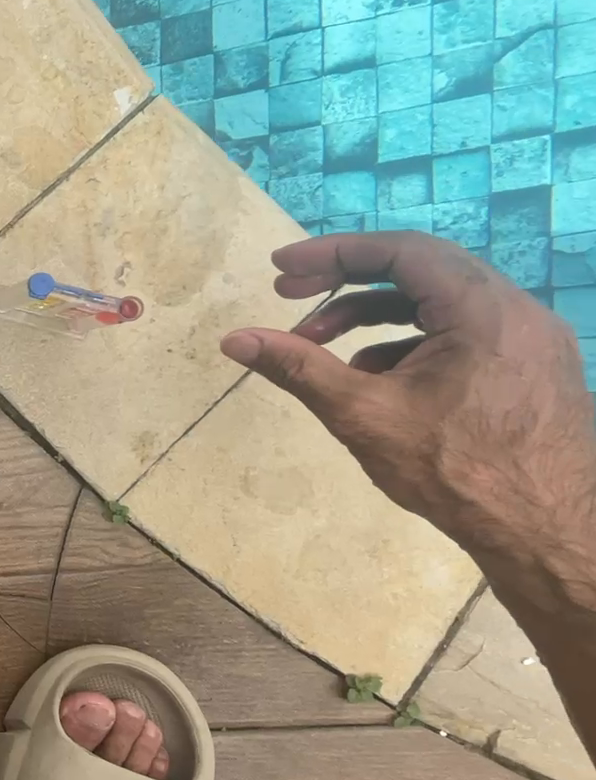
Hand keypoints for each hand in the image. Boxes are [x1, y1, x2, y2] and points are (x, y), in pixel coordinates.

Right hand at [220, 232, 595, 567]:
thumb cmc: (451, 465)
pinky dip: (399, 340)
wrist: (544, 526)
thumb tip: (235, 339)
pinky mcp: (522, 367)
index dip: (334, 252)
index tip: (279, 269)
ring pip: (435, 302)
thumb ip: (297, 366)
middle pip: (421, 269)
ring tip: (316, 345)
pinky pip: (454, 332)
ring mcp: (524, 341)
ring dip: (367, 314)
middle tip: (287, 295)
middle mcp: (514, 313)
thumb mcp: (359, 412)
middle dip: (346, 279)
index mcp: (483, 312)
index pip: (404, 253)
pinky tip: (368, 378)